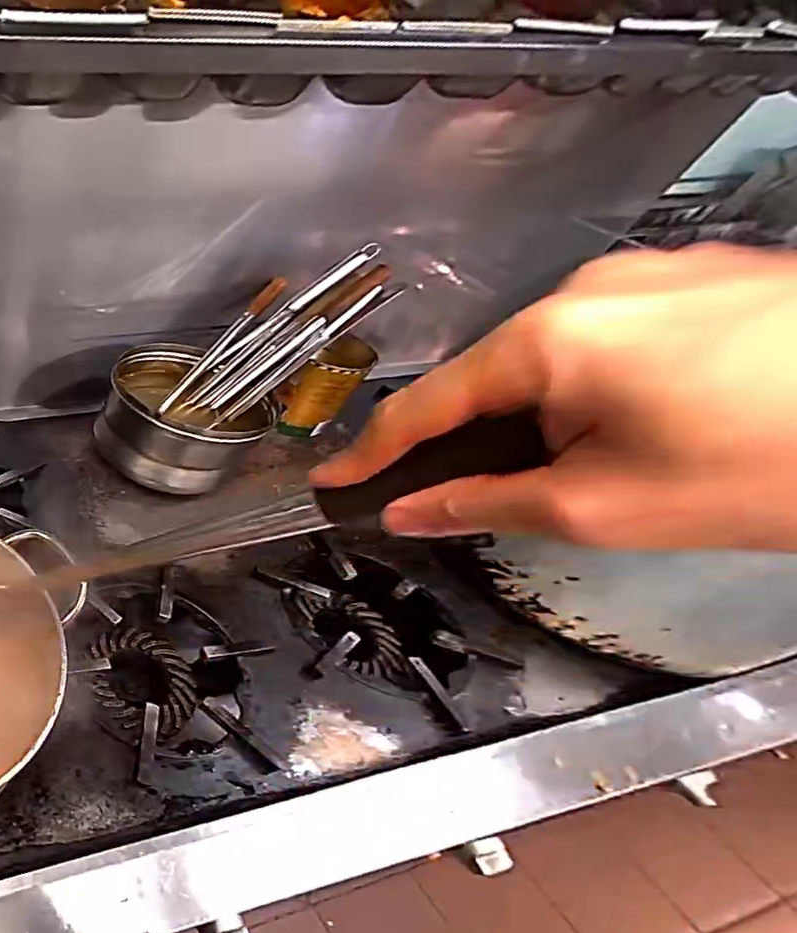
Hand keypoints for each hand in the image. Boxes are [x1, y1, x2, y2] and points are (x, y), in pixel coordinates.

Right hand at [310, 244, 796, 550]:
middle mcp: (590, 288)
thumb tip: (407, 513)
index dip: (366, 455)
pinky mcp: (711, 277)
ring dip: (527, 412)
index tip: (328, 483)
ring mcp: (656, 273)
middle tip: (461, 490)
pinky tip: (626, 423)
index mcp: (549, 337)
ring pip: (541, 357)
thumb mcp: (601, 507)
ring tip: (568, 462)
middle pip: (482, 378)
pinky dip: (583, 386)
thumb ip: (481, 505)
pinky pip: (601, 336)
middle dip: (463, 435)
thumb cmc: (780, 464)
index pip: (422, 408)